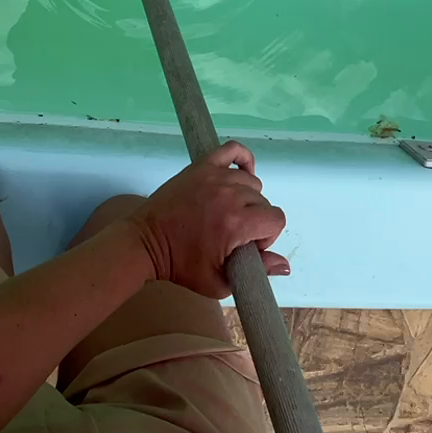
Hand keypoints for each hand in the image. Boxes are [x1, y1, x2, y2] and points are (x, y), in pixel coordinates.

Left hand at [127, 140, 287, 297]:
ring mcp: (214, 177)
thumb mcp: (220, 282)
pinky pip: (232, 150)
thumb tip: (285, 266)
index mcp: (236, 223)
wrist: (147, 242)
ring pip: (251, 181)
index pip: (276, 219)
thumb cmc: (182, 265)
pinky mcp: (201, 166)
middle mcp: (229, 195)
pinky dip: (242, 158)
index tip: (247, 244)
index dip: (266, 236)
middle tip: (232, 233)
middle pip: (263, 201)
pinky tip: (240, 173)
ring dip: (246, 196)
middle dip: (254, 220)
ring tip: (228, 211)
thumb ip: (257, 271)